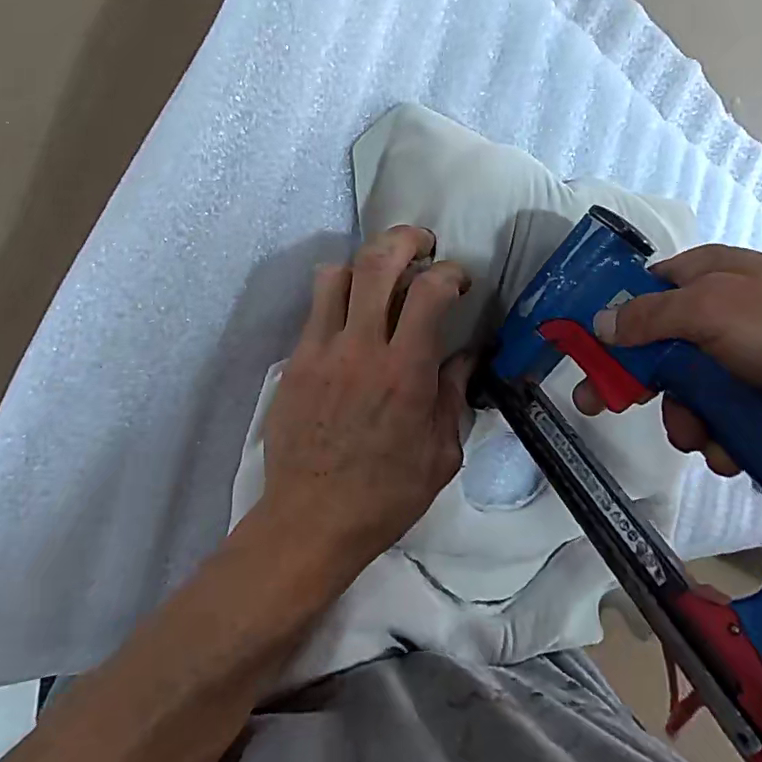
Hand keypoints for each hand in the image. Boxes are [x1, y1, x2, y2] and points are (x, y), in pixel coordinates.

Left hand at [259, 225, 476, 571]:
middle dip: (406, 240)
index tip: (460, 282)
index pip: (430, 290)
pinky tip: (354, 316)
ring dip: (366, 263)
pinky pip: (315, 308)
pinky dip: (339, 295)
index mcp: (407, 372)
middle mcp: (362, 349)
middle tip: (423, 246)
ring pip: (337, 274)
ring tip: (383, 277)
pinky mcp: (294, 363)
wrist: (311, 520)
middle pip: (378, 262)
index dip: (451, 272)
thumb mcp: (442, 452)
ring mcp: (321, 352)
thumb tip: (466, 355)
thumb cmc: (387, 494)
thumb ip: (454, 394)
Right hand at [571, 244, 761, 473]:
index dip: (609, 334)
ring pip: (697, 393)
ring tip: (715, 445)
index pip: (637, 298)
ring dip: (697, 424)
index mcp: (703, 275)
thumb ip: (650, 318)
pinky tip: (739, 453)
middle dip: (658, 394)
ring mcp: (753, 352)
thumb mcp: (713, 313)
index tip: (587, 371)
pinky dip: (729, 437)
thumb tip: (600, 322)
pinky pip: (733, 415)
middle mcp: (724, 309)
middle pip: (663, 354)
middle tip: (650, 422)